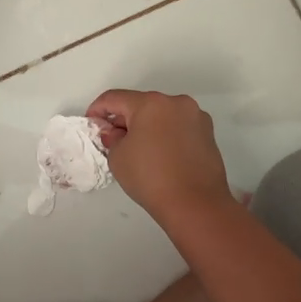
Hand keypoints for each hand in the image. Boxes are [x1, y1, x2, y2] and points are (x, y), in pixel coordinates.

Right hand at [87, 89, 234, 221]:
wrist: (195, 203)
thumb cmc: (150, 177)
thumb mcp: (117, 157)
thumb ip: (112, 138)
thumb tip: (115, 132)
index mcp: (151, 103)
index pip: (114, 98)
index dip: (97, 109)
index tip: (91, 124)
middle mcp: (176, 102)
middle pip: (141, 104)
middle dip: (124, 118)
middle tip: (113, 139)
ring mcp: (196, 117)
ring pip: (162, 115)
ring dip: (146, 126)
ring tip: (138, 149)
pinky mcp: (208, 133)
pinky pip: (178, 127)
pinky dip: (165, 134)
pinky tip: (159, 155)